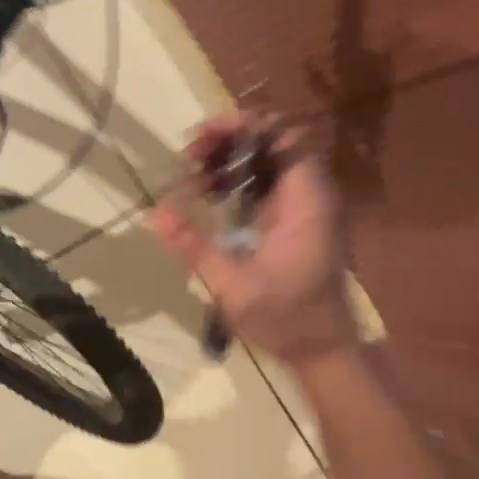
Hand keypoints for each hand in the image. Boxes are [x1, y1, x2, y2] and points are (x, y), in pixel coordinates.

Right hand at [152, 113, 359, 369]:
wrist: (324, 352)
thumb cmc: (286, 318)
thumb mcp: (232, 285)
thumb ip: (194, 246)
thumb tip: (154, 214)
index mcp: (306, 203)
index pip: (282, 139)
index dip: (243, 127)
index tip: (201, 138)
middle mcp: (309, 198)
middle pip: (272, 145)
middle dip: (226, 142)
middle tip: (187, 160)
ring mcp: (302, 210)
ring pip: (266, 164)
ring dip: (227, 161)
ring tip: (190, 177)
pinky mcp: (292, 224)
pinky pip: (264, 186)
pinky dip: (234, 182)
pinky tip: (207, 198)